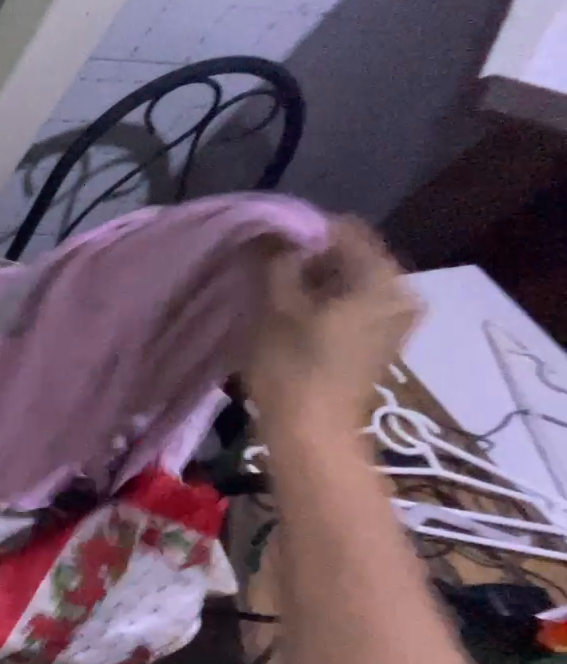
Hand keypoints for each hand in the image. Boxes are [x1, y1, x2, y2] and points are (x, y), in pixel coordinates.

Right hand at [246, 216, 421, 435]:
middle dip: (306, 261)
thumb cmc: (291, 368)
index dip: (299, 232)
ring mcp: (396, 320)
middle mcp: (401, 292)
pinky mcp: (382, 342)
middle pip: (349, 258)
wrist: (311, 432)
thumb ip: (276, 265)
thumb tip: (269, 236)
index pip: (343, 231)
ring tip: (273, 299)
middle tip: (263, 274)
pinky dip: (323, 306)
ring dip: (311, 285)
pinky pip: (353, 307)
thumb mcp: (274, 310)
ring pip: (349, 284)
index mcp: (381, 279)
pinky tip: (292, 321)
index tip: (261, 245)